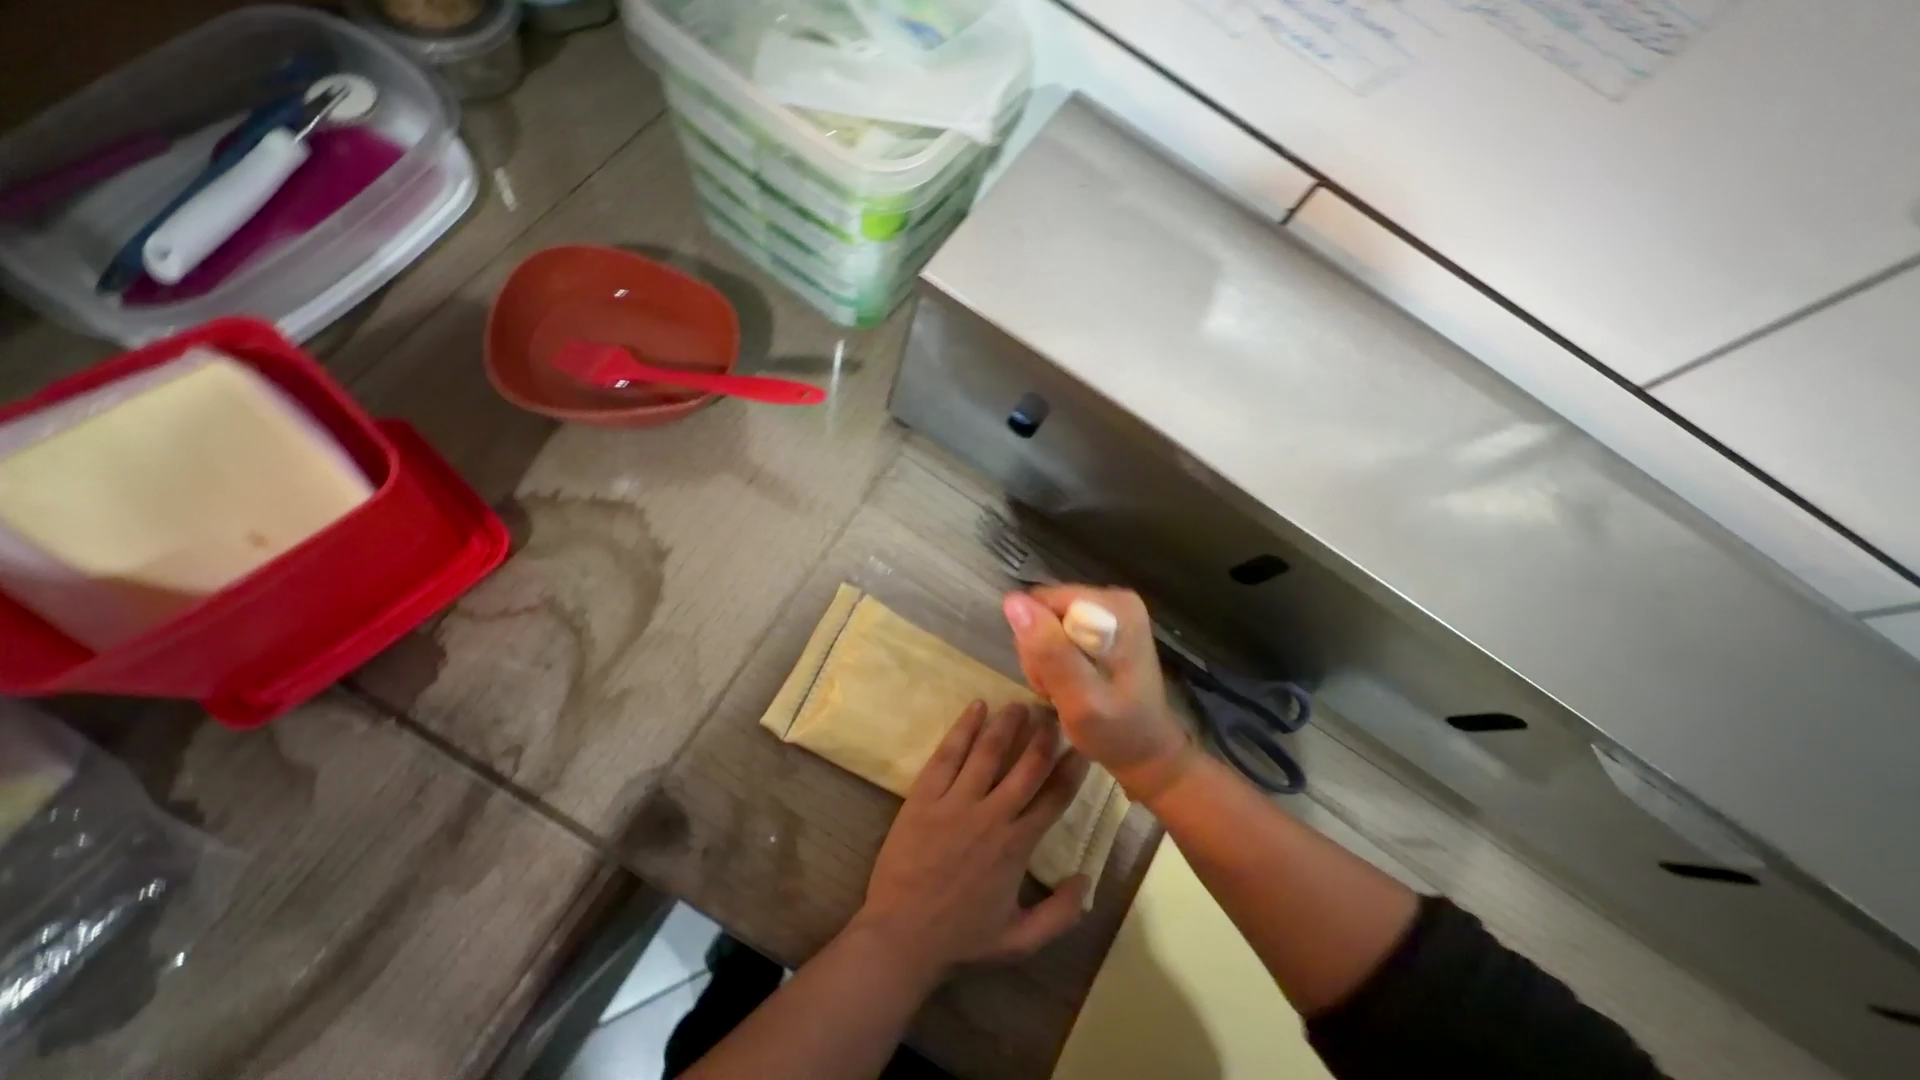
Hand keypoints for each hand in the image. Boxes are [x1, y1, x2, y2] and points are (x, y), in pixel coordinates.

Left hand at [849, 701, 1090, 981]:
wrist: (901, 937)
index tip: (1082, 746)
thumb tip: (1087, 879)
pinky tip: (976, 707)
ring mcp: (955, 803)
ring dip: (1007, 725)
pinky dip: (963, 729)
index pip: (1054, 797)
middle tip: (1054, 712)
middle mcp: (991, 816)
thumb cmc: (962, 939)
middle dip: (1044, 736)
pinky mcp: (923, 797)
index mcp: (1017, 846)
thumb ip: (1061, 914)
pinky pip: (947, 755)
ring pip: (988, 752)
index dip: (1072, 769)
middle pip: (1026, 765)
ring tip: (1021, 704)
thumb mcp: (1021, 940)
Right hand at [1003, 586, 1194, 799]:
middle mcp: (1114, 600)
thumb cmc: (1117, 733)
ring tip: (1065, 693)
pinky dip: (1054, 664)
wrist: (1147, 753)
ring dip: (1045, 662)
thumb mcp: (1081, 699)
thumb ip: (1050, 651)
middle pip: (1045, 612)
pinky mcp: (1101, 628)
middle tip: (1058, 690)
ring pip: (1045, 626)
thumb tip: (1013, 602)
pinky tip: (1070, 687)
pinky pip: (1055, 635)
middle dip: (1041, 653)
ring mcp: (1108, 613)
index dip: (1036, 641)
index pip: (1044, 603)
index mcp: (1115, 607)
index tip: (1050, 679)